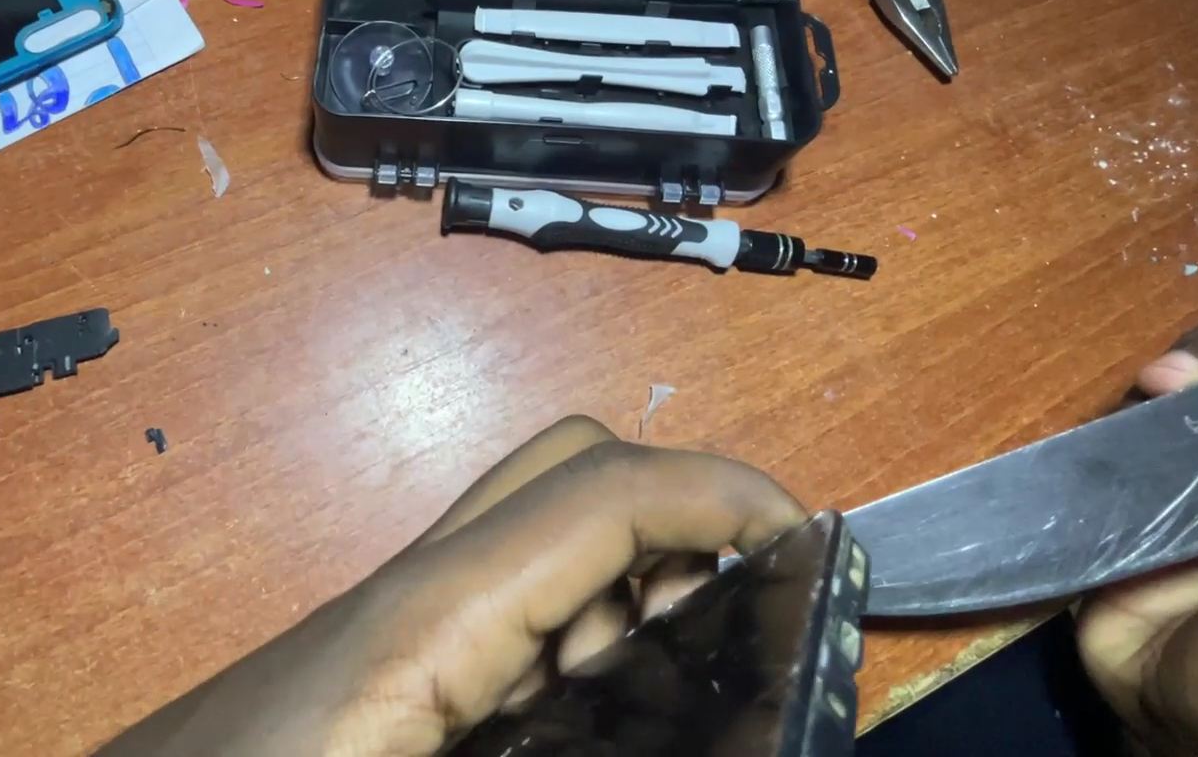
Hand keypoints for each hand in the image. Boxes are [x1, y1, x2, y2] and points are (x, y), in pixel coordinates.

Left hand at [96, 416, 803, 755]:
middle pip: (567, 468)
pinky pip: (507, 593)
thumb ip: (581, 748)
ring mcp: (399, 609)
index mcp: (432, 618)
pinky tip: (591, 711)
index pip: (597, 491)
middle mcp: (420, 584)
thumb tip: (695, 727)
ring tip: (687, 675)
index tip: (810, 543)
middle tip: (746, 621)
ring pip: (540, 522)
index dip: (719, 496)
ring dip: (631, 569)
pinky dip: (579, 620)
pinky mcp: (387, 652)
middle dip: (678, 513)